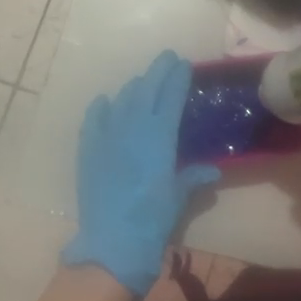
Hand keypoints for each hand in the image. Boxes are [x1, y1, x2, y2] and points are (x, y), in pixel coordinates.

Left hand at [60, 51, 219, 297]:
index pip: (172, 96)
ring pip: (121, 100)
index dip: (179, 77)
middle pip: (147, 89)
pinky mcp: (88, 151)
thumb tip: (212, 170)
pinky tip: (105, 102)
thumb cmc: (154, 218)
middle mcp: (134, 127)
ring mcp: (107, 136)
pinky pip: (94, 121)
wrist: (112, 241)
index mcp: (161, 135)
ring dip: (134, 88)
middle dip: (158, 71)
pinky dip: (101, 108)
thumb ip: (193, 177)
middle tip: (167, 59)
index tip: (185, 64)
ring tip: (142, 82)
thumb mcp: (179, 196)